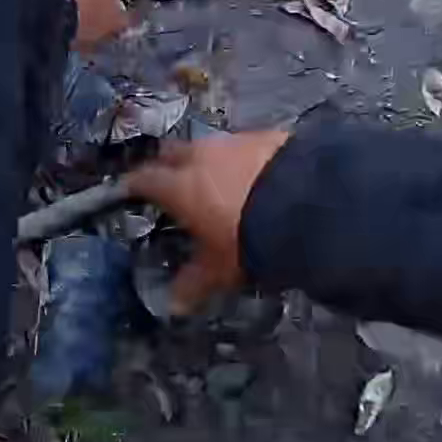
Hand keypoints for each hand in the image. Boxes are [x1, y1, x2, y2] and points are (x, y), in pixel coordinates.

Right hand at [126, 130, 291, 313]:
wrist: (308, 206)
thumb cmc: (250, 241)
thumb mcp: (220, 269)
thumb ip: (194, 283)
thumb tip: (173, 305)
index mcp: (179, 187)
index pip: (144, 180)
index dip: (136, 186)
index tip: (133, 191)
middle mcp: (201, 156)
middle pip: (173, 152)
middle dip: (169, 165)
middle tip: (174, 182)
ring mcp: (236, 141)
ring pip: (211, 146)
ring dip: (211, 161)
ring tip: (222, 181)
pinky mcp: (270, 136)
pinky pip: (247, 146)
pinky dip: (246, 159)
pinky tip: (259, 175)